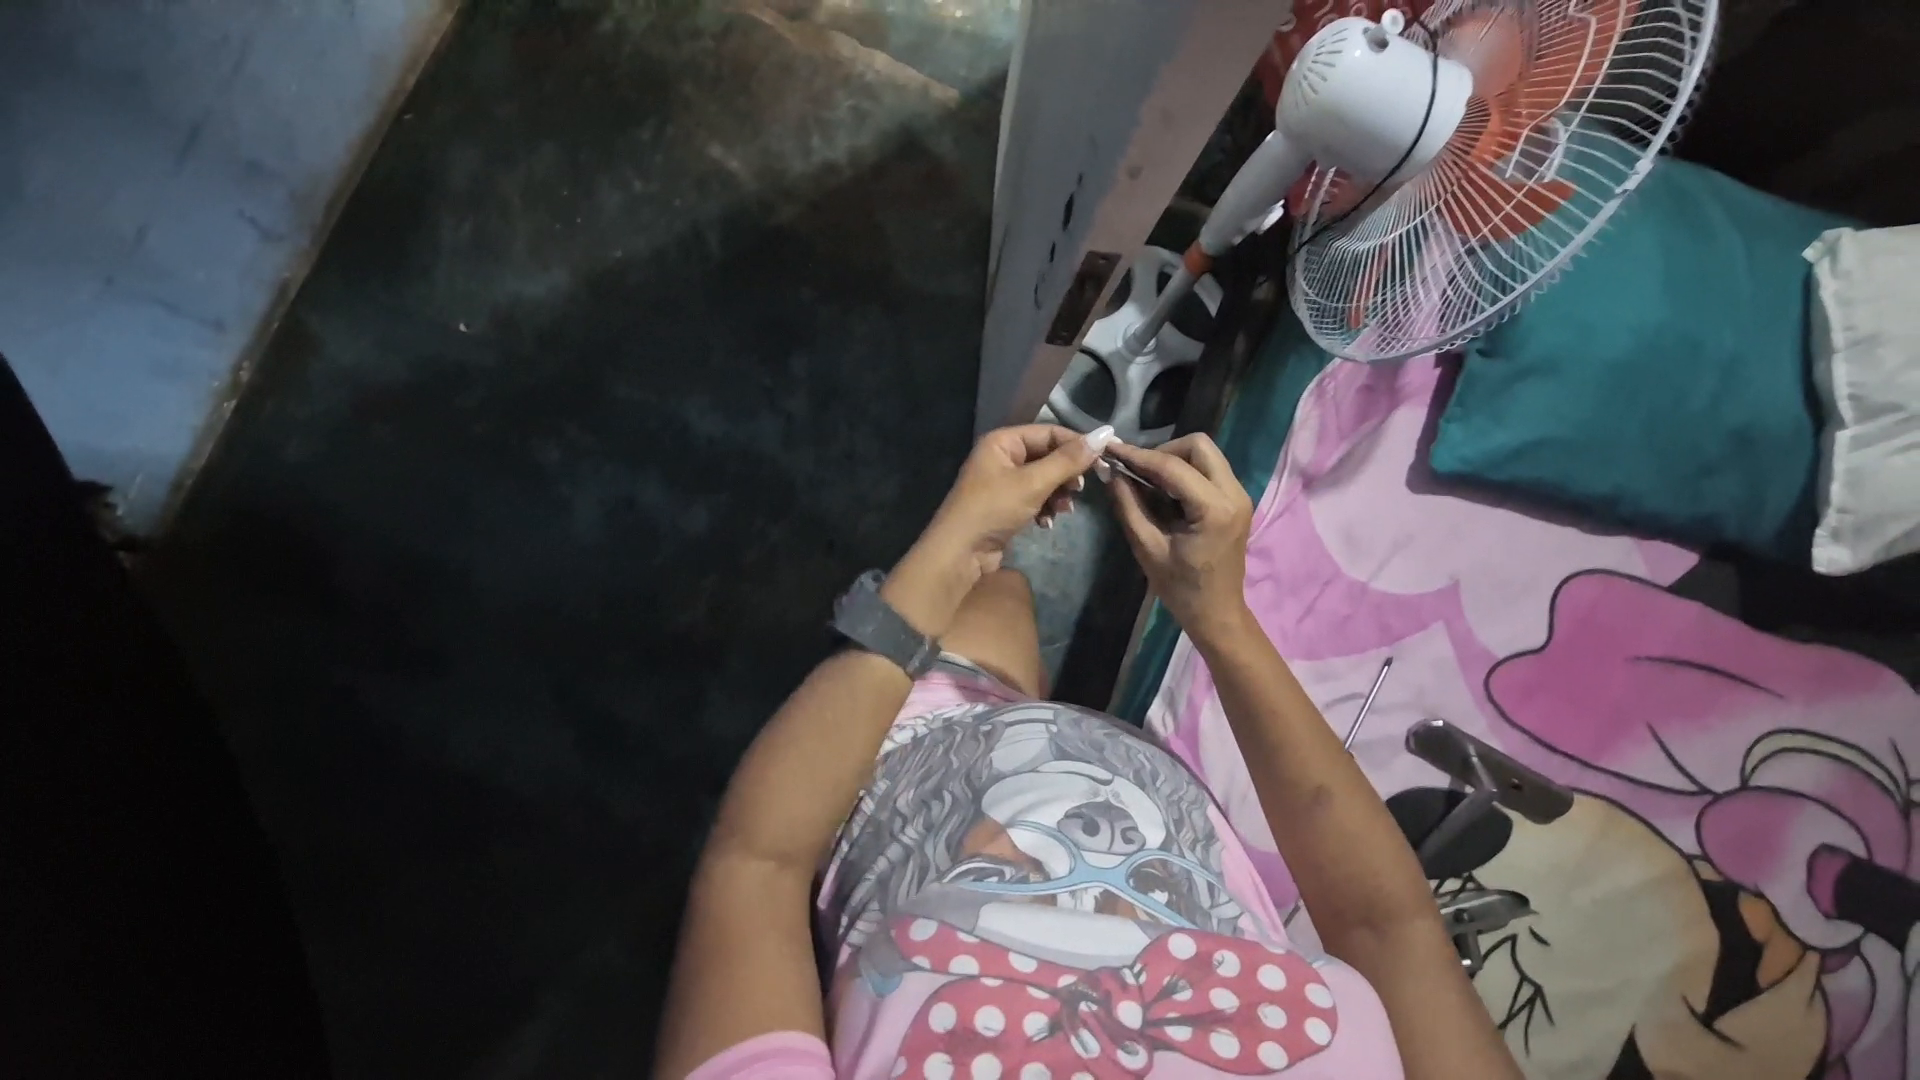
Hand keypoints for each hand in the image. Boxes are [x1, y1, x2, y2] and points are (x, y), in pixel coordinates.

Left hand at [884, 425, 1107, 636]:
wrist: (960, 553)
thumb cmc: (993, 509)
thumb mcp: (1033, 483)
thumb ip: (1068, 460)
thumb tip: (1105, 434)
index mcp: (1002, 442)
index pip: (1049, 433)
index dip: (1077, 445)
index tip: (1103, 459)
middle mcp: (1001, 457)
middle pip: (1047, 456)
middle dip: (1066, 474)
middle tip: (1080, 490)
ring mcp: (1002, 483)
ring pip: (1043, 480)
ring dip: (1058, 494)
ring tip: (1064, 509)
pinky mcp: (1005, 506)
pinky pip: (1034, 499)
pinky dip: (1045, 508)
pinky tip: (1048, 522)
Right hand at [1106, 434, 1254, 643]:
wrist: (1217, 612)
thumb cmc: (1181, 588)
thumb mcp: (1147, 548)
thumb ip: (1129, 505)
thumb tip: (1111, 472)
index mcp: (1214, 509)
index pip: (1172, 466)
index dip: (1138, 455)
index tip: (1111, 449)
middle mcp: (1234, 493)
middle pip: (1199, 445)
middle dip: (1163, 451)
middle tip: (1137, 470)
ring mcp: (1239, 495)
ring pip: (1205, 454)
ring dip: (1174, 460)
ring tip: (1147, 480)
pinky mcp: (1236, 500)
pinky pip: (1209, 470)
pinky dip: (1184, 471)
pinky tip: (1164, 491)